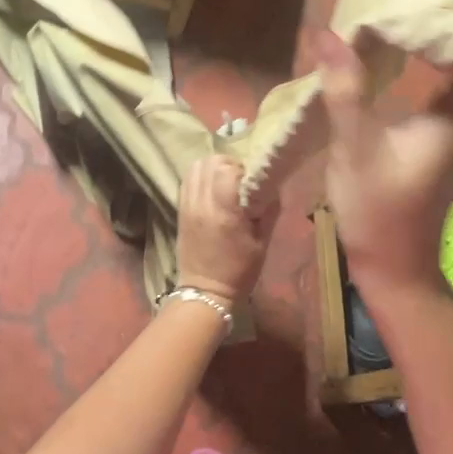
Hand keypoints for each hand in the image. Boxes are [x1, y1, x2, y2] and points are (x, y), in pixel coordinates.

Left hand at [175, 154, 271, 305]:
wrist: (205, 291)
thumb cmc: (239, 270)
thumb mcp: (263, 242)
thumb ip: (269, 209)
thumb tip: (272, 185)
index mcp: (225, 211)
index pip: (229, 169)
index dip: (243, 169)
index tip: (253, 182)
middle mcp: (203, 203)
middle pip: (211, 162)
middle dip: (229, 164)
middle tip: (240, 181)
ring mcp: (188, 205)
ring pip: (196, 166)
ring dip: (213, 168)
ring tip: (225, 183)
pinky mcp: (180, 209)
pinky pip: (188, 179)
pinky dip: (201, 177)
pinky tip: (212, 190)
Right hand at [319, 32, 452, 295]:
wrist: (394, 269)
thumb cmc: (378, 208)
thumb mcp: (354, 145)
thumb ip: (345, 88)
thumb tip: (331, 32)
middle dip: (447, 26)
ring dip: (435, 49)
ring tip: (408, 14)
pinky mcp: (438, 143)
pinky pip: (440, 93)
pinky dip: (427, 72)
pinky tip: (402, 58)